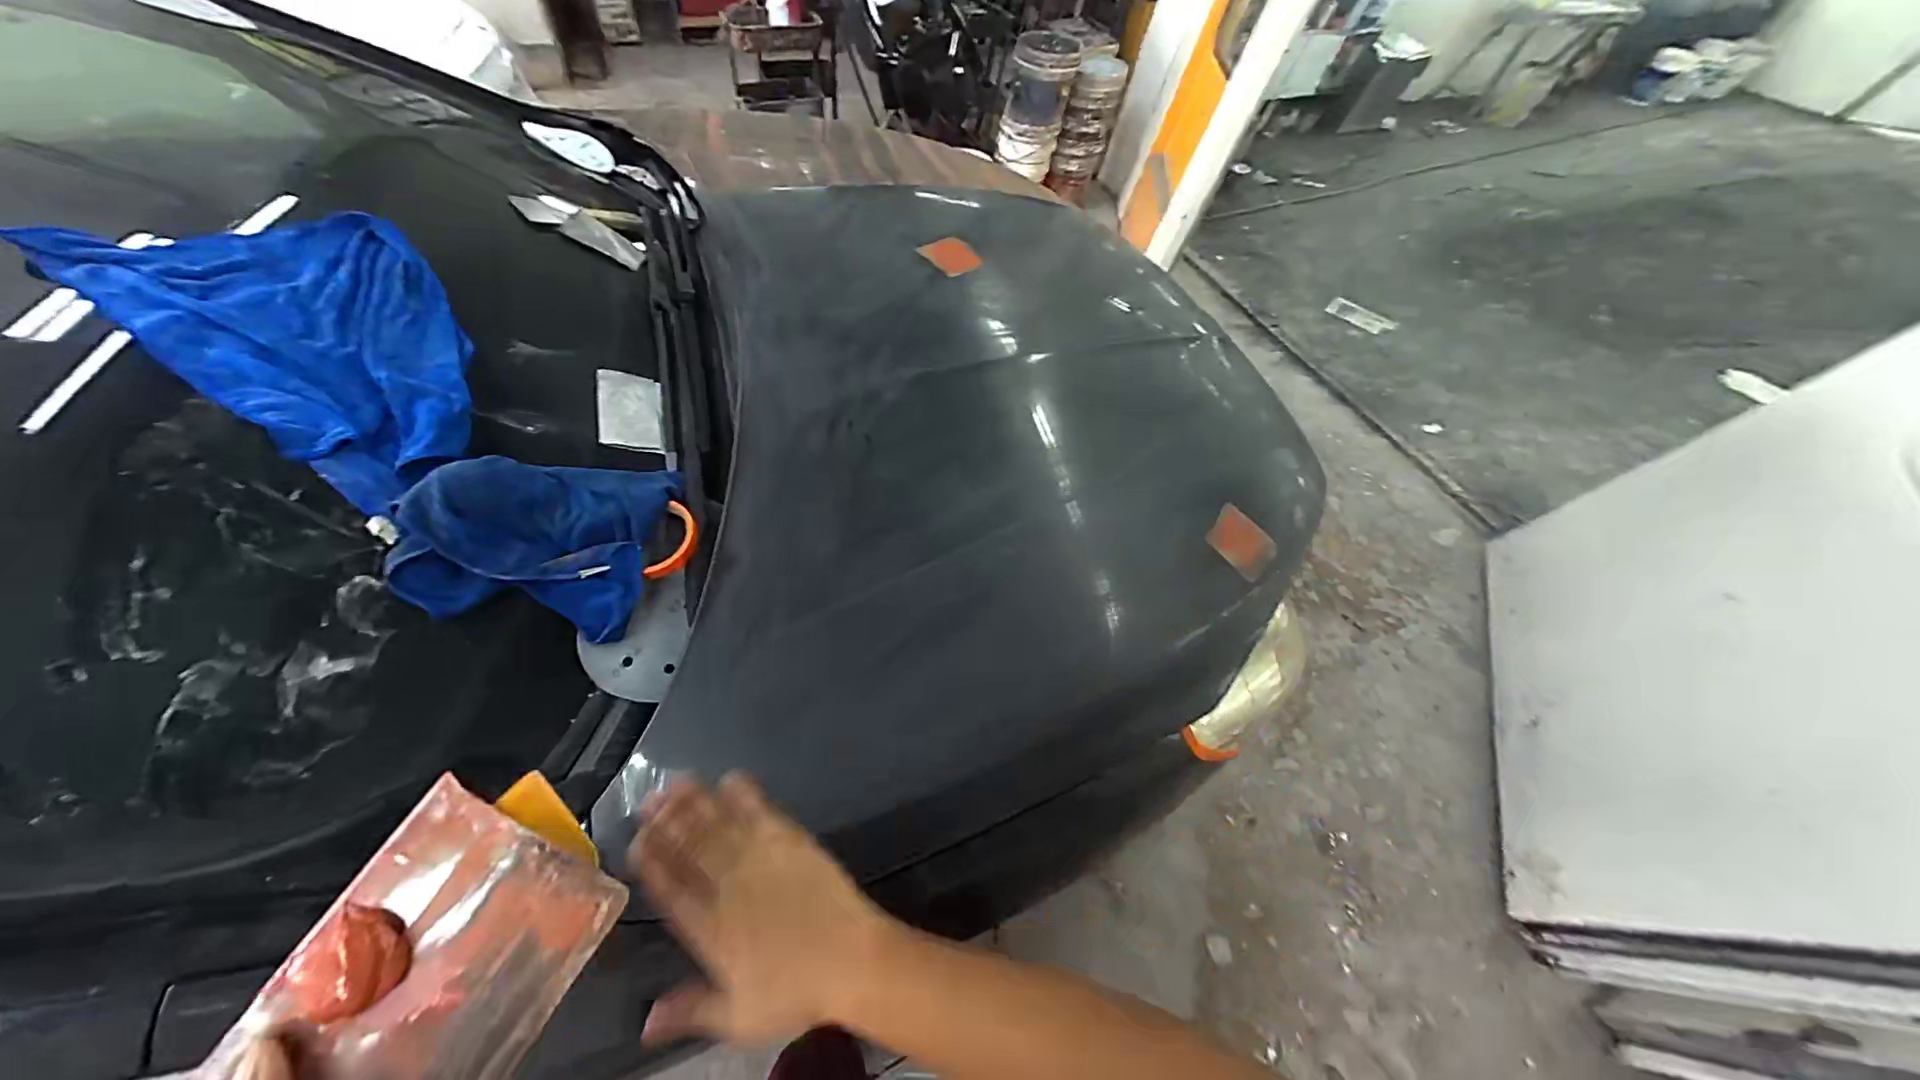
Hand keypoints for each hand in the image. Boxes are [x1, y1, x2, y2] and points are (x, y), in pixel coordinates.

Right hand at [628, 772, 897, 1046]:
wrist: (852, 959)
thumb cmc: (797, 990)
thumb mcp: (739, 1017)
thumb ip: (691, 1010)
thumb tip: (645, 1023)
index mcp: (712, 929)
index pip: (672, 889)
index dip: (652, 863)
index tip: (636, 841)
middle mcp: (731, 887)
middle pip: (692, 849)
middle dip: (667, 822)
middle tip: (649, 799)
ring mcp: (762, 860)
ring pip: (721, 826)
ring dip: (697, 803)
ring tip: (677, 782)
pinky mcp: (792, 842)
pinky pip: (763, 814)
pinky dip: (746, 795)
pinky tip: (732, 779)